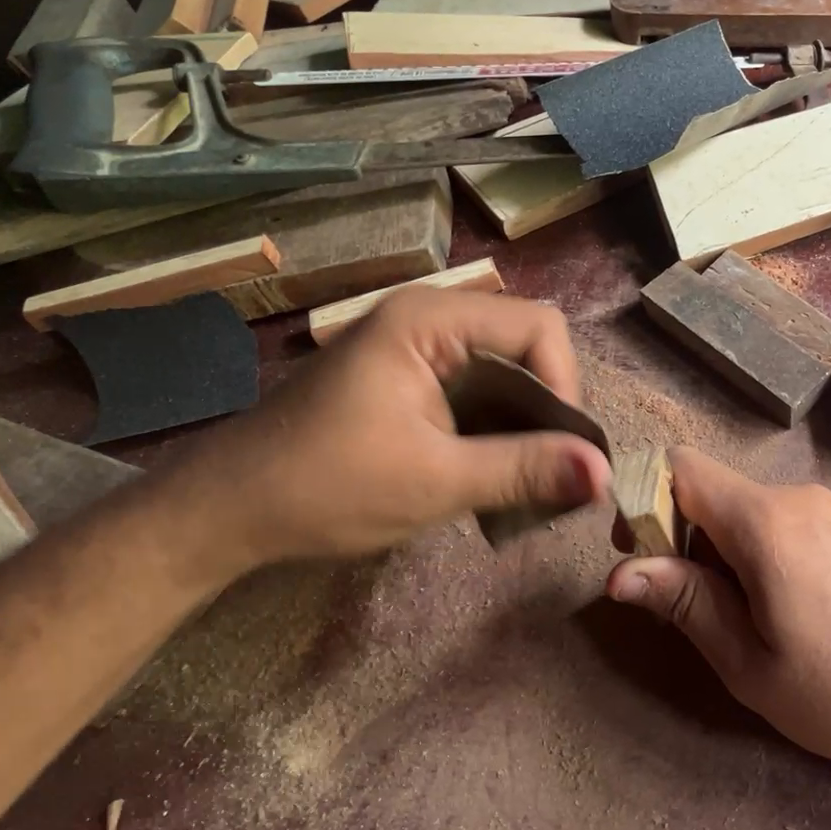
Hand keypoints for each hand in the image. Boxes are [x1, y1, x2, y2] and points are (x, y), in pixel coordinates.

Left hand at [142, 289, 611, 584]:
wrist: (225, 512)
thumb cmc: (323, 487)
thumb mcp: (434, 483)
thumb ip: (524, 471)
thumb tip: (605, 476)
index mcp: (430, 320)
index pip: (539, 327)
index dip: (563, 384)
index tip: (558, 449)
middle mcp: (430, 318)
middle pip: (529, 343)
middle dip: (549, 406)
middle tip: (548, 467)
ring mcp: (419, 345)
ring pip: (510, 368)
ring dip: (528, 420)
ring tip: (529, 473)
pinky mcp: (413, 375)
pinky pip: (483, 386)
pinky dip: (500, 425)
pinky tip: (496, 467)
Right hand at [603, 448, 830, 774]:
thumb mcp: (751, 665)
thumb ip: (687, 604)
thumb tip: (623, 570)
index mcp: (767, 523)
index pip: (684, 467)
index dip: (652, 501)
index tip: (651, 554)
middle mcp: (807, 496)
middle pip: (727, 496)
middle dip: (702, 542)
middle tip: (718, 614)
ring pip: (771, 513)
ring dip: (750, 552)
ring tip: (780, 622)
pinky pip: (813, 523)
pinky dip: (794, 552)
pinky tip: (827, 609)